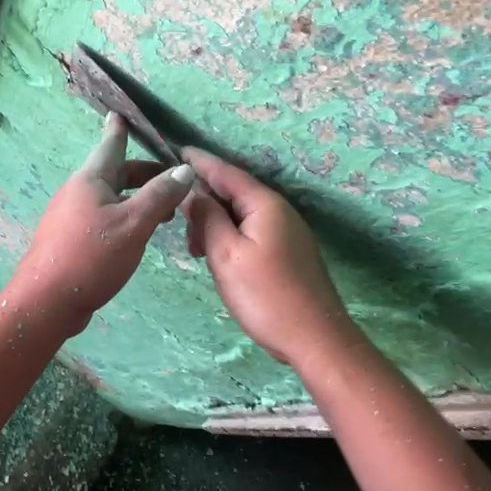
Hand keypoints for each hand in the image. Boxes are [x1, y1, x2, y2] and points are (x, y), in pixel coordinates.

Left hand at [4, 114, 196, 332]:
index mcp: (90, 180)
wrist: (47, 301)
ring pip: (110, 197)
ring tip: (165, 212)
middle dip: (143, 174)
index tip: (118, 113)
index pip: (110, 146)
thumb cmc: (91, 255)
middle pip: (114, 173)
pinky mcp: (69, 240)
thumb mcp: (134, 224)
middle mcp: (77, 192)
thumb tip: (184, 169)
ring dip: (136, 198)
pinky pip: (102, 217)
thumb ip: (160, 196)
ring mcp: (70, 216)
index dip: (118, 129)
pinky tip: (137, 235)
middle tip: (172, 178)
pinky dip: (124, 217)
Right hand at [182, 147, 356, 365]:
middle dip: (203, 200)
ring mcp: (287, 232)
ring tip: (195, 249)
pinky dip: (228, 235)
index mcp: (264, 204)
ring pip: (241, 214)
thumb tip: (193, 193)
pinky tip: (216, 256)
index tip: (174, 149)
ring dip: (214, 222)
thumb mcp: (225, 254)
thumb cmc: (266, 295)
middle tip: (177, 222)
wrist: (316, 341)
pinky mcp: (288, 252)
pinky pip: (251, 230)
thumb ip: (207, 217)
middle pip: (233, 192)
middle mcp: (279, 211)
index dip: (199, 161)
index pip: (225, 171)